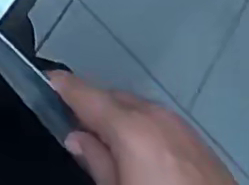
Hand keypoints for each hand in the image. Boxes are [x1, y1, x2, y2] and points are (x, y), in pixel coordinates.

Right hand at [47, 70, 235, 184]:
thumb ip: (95, 162)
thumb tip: (78, 138)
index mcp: (130, 127)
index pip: (82, 91)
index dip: (58, 86)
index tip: (42, 85)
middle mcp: (156, 117)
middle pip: (112, 98)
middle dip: (93, 109)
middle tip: (77, 132)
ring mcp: (185, 130)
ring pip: (139, 111)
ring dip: (121, 120)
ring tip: (111, 150)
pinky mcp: (206, 149)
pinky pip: (163, 127)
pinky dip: (147, 133)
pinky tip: (146, 162)